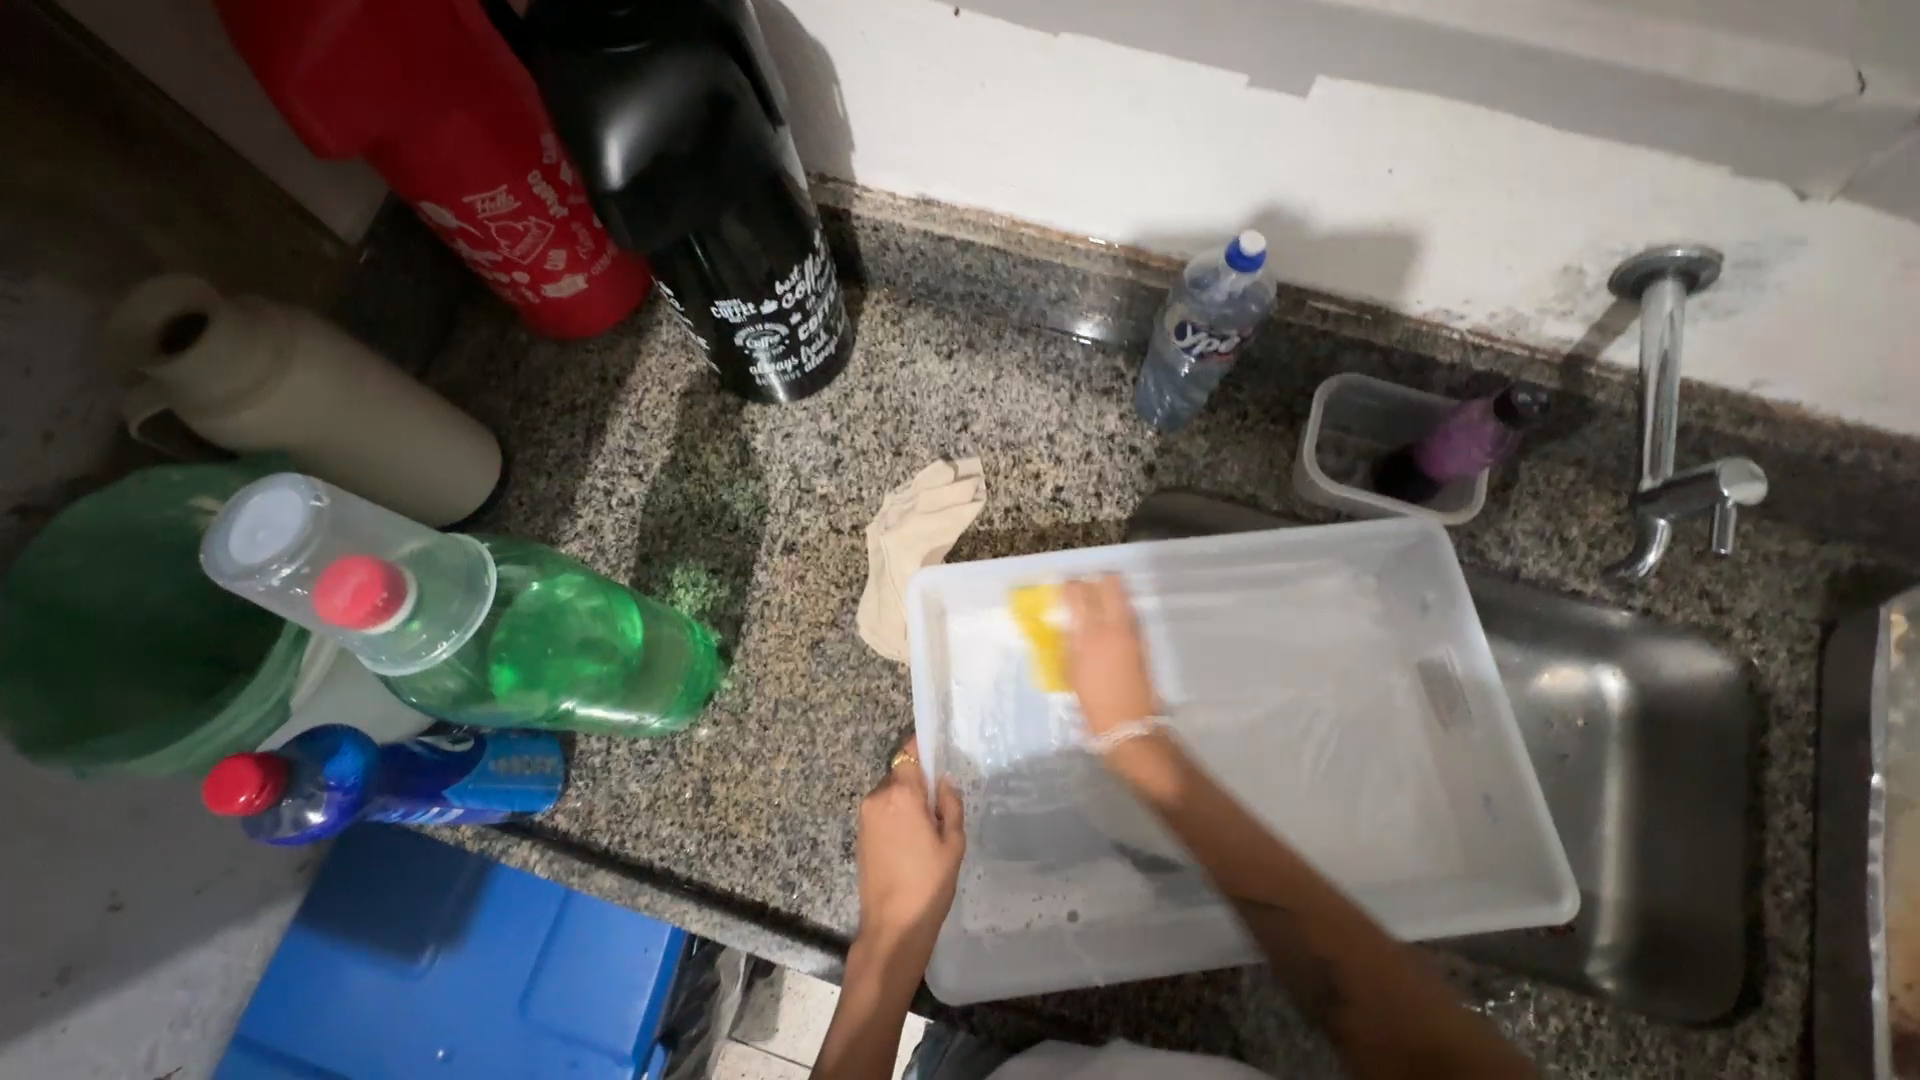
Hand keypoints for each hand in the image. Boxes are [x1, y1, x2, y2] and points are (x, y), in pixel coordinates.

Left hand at [855, 736, 965, 954]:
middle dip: (918, 783)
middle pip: (900, 774)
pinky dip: (896, 817)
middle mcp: (878, 798)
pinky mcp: (860, 834)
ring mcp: (865, 816)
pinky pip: (882, 812)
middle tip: (939, 807)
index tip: (937, 752)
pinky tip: (910, 843)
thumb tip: (944, 782)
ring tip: (926, 831)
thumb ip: (950, 805)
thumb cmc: (929, 883)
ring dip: (906, 802)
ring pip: (890, 794)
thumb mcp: (953, 843)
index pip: (909, 753)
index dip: (922, 750)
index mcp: (902, 794)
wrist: (892, 926)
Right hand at [1063, 575, 1159, 736]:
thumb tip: (1068, 621)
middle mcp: (1114, 625)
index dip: (1069, 585)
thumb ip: (1069, 640)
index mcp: (1090, 633)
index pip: (1079, 592)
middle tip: (1084, 588)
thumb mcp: (1070, 670)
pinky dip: (1118, 609)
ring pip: (1124, 595)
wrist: (1128, 723)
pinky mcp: (1144, 641)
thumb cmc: (1091, 701)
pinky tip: (1108, 622)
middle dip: (1096, 580)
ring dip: (1110, 593)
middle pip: (1111, 582)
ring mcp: (1133, 631)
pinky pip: (1130, 613)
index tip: (1063, 587)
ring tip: (1096, 603)